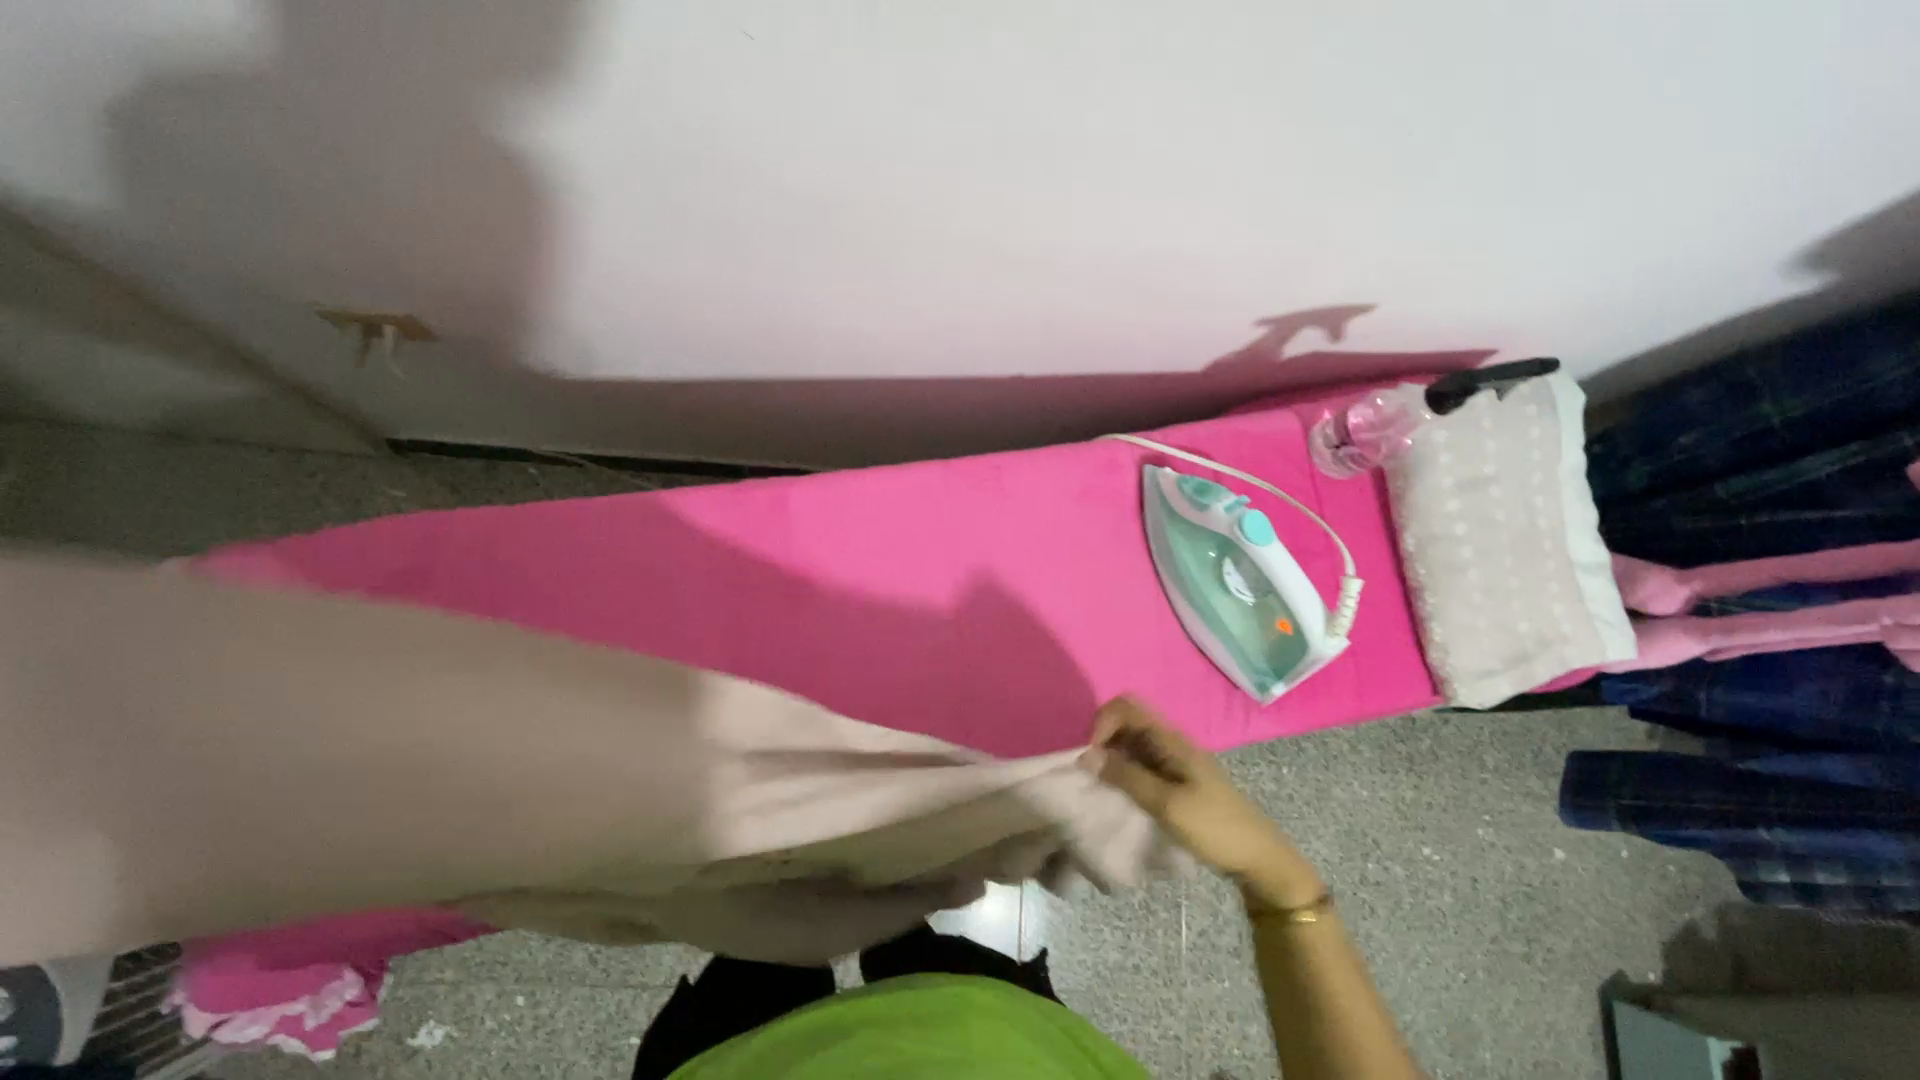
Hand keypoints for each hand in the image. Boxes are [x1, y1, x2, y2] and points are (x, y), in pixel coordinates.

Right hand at [1082, 696, 1319, 905]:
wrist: (1258, 858)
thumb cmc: (1215, 828)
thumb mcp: (1167, 804)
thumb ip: (1127, 777)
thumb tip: (1086, 755)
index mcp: (1171, 741)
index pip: (1126, 707)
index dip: (1102, 723)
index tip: (1092, 758)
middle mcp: (1170, 744)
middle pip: (1126, 724)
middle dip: (1103, 743)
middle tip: (1093, 777)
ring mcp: (1173, 763)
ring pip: (1131, 746)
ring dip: (1112, 761)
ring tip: (1102, 790)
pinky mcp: (1175, 782)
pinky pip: (1141, 767)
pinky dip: (1124, 776)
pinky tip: (1121, 798)